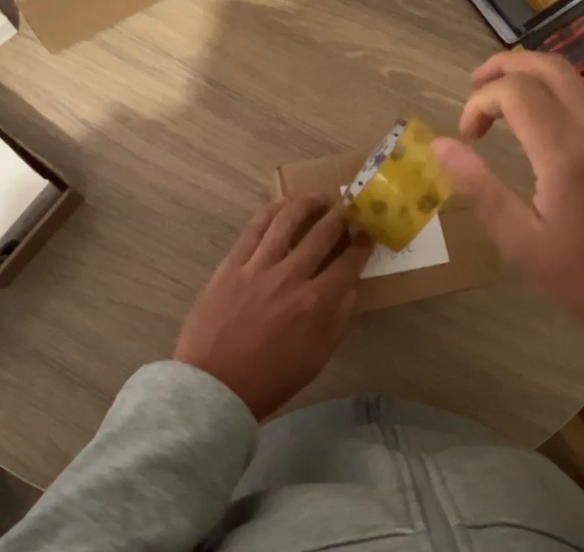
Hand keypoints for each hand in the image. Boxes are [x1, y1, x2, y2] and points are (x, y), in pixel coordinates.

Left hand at [174, 193, 374, 419]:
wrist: (214, 387)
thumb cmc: (270, 380)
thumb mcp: (317, 358)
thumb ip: (338, 320)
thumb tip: (349, 288)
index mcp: (316, 303)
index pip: (348, 263)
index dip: (363, 244)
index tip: (369, 232)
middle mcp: (291, 277)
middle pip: (322, 233)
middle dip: (341, 215)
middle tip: (350, 204)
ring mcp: (258, 267)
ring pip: (287, 221)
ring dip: (308, 203)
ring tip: (320, 196)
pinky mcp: (231, 264)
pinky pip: (254, 229)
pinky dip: (271, 212)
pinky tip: (281, 206)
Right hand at [434, 51, 583, 441]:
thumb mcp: (525, 246)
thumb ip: (480, 189)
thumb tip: (440, 145)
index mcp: (568, 154)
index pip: (515, 90)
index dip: (480, 101)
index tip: (467, 136)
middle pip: (550, 67)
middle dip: (506, 67)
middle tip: (475, 88)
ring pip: (577, 87)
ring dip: (536, 86)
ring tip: (507, 117)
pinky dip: (563, 109)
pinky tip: (550, 147)